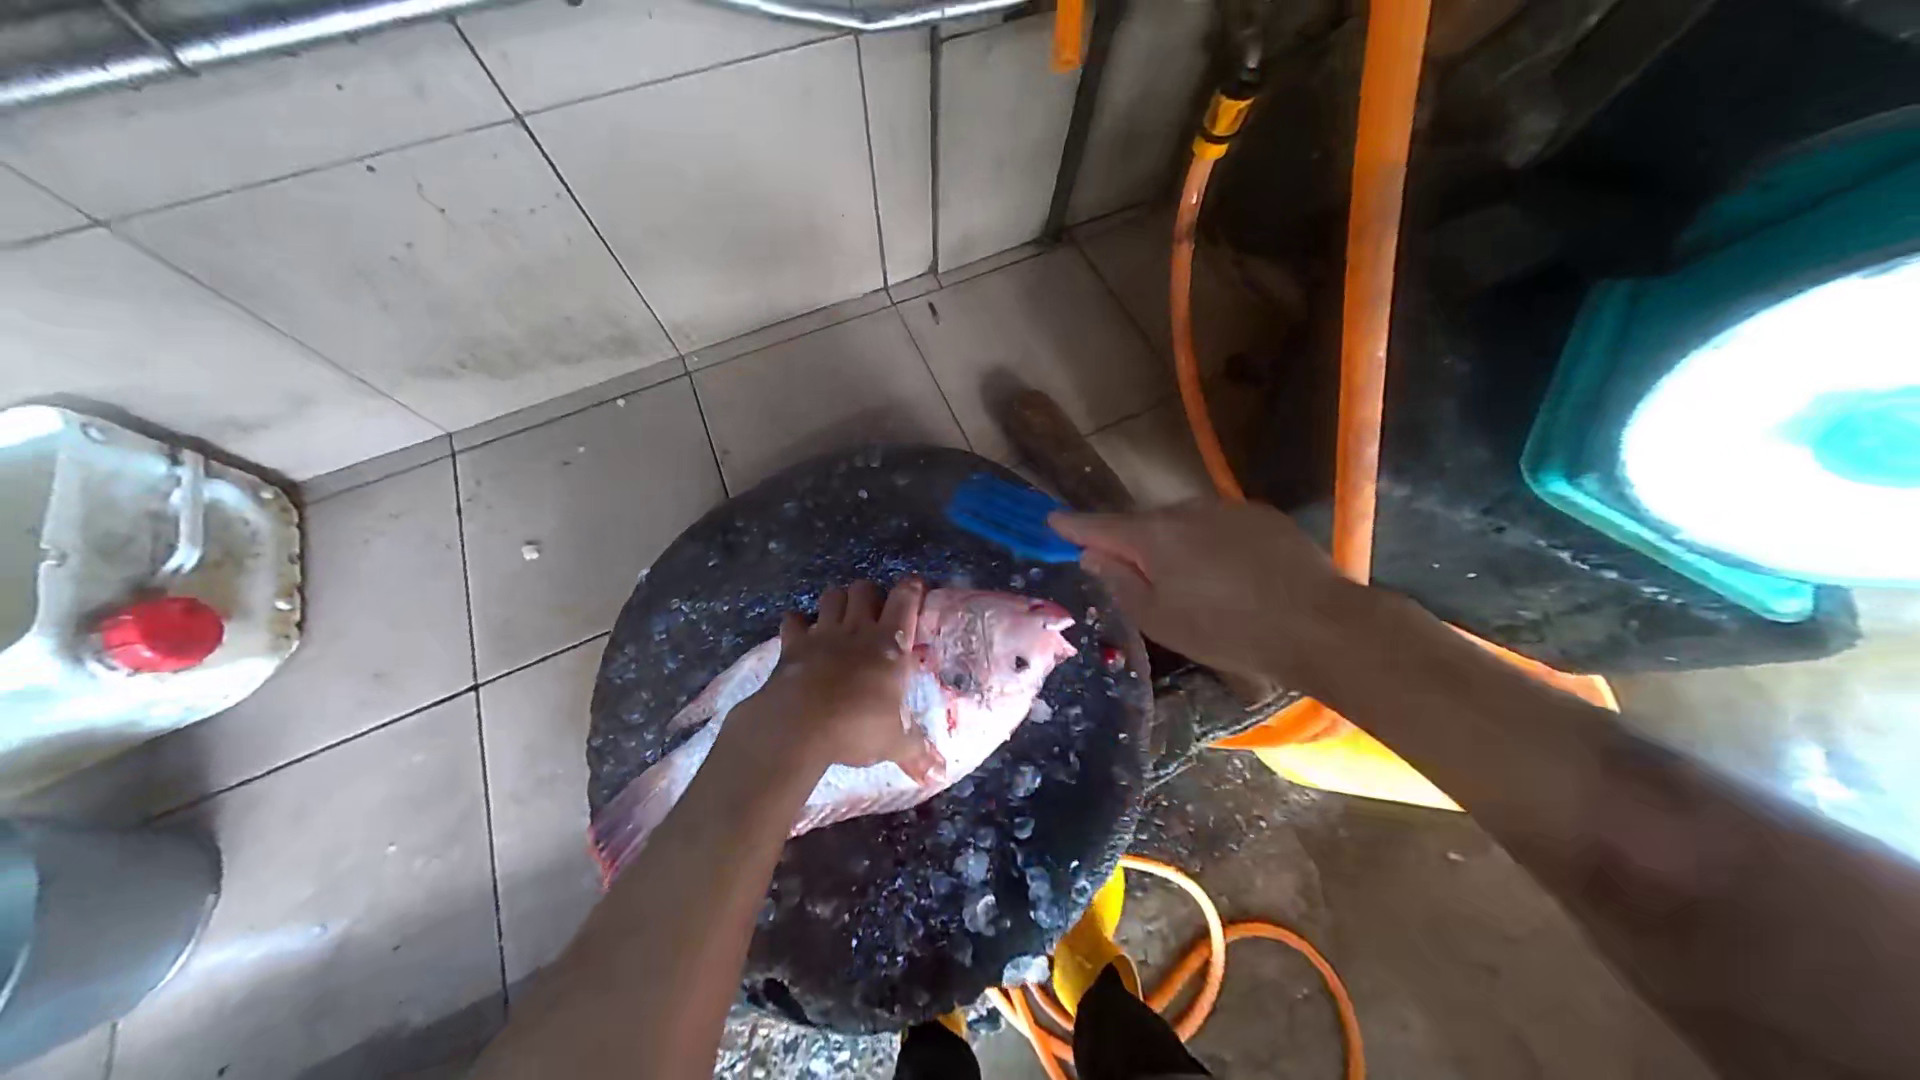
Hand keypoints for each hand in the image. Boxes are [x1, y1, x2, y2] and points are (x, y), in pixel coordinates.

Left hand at [742, 579, 945, 783]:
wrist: (798, 725)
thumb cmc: (856, 727)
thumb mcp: (894, 742)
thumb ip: (917, 752)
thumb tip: (940, 774)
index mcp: (889, 644)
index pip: (905, 599)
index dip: (912, 588)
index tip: (916, 588)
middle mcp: (857, 630)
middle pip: (865, 589)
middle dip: (871, 594)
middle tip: (875, 613)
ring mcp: (822, 634)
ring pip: (831, 596)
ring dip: (838, 601)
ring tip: (841, 618)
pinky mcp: (792, 645)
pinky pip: (794, 620)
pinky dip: (798, 623)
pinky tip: (802, 634)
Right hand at [1050, 500, 1375, 693]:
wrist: (1319, 623)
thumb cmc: (1226, 630)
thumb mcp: (1159, 619)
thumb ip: (1118, 582)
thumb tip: (1093, 554)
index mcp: (1153, 536)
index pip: (1098, 525)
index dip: (1072, 526)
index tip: (1052, 520)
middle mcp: (1185, 509)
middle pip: (1142, 525)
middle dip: (1132, 545)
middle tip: (1137, 579)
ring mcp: (1227, 508)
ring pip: (1183, 524)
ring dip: (1174, 545)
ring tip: (1194, 584)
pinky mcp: (1261, 515)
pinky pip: (1218, 526)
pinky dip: (1211, 544)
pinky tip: (1231, 575)